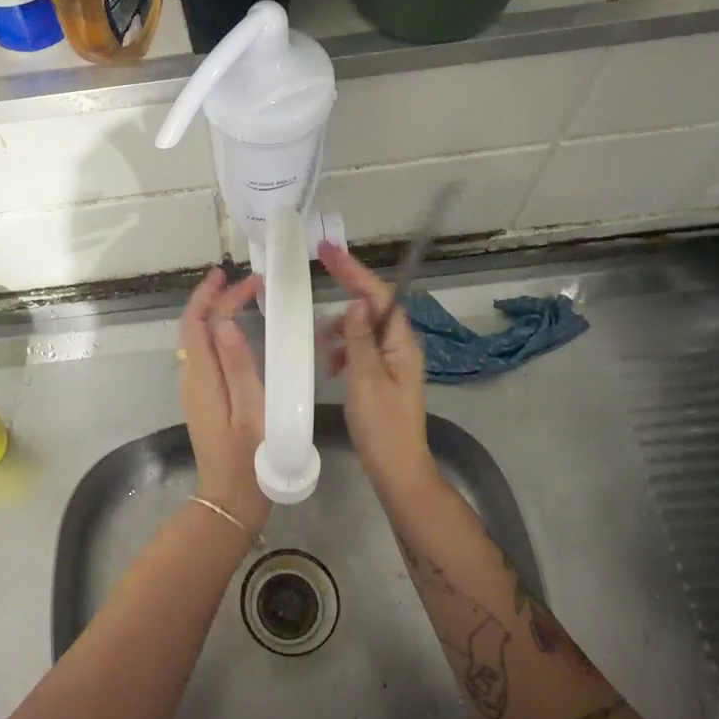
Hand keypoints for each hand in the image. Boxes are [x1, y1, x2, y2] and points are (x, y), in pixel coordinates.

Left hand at [178, 267, 271, 533]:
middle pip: (194, 328)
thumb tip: (225, 324)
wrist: (231, 500)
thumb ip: (238, 366)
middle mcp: (192, 379)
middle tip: (246, 283)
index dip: (211, 295)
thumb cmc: (249, 458)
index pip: (198, 323)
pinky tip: (238, 333)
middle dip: (214, 299)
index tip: (235, 276)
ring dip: (215, 314)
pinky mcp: (204, 400)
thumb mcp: (251, 410)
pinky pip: (205, 355)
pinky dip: (219, 334)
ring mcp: (196, 391)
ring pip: (198, 341)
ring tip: (242, 297)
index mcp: (203, 378)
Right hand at [319, 243, 435, 487]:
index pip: (377, 294)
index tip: (328, 251)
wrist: (397, 468)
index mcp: (401, 341)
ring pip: (364, 328)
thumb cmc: (382, 424)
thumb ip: (358, 338)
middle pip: (372, 306)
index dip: (353, 270)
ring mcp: (394, 362)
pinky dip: (344, 350)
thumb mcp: (365, 378)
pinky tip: (331, 365)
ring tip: (320, 342)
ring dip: (341, 328)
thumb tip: (356, 302)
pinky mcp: (384, 378)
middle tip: (318, 272)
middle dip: (346, 292)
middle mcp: (401, 345)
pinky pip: (362, 350)